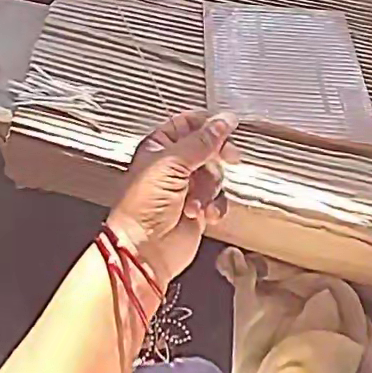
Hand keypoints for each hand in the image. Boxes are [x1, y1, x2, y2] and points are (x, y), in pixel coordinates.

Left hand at [108, 111, 239, 285]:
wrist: (142, 251)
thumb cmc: (143, 205)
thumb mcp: (172, 163)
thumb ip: (202, 141)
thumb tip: (224, 121)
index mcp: (161, 146)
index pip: (189, 124)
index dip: (208, 124)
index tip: (226, 126)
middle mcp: (174, 164)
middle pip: (208, 148)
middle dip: (217, 156)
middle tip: (229, 156)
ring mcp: (187, 187)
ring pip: (216, 174)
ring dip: (210, 187)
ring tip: (196, 200)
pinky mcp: (198, 209)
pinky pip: (219, 199)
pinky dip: (215, 206)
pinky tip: (204, 214)